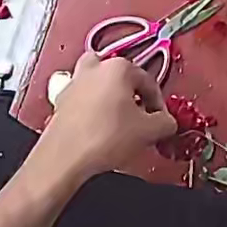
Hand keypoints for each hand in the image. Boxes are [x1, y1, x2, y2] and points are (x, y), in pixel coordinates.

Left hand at [37, 52, 175, 180]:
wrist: (65, 158)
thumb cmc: (104, 138)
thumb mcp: (149, 132)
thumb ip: (166, 122)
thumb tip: (166, 122)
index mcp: (118, 67)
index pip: (148, 82)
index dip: (158, 104)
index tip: (160, 119)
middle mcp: (94, 68)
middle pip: (120, 77)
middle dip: (132, 94)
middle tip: (139, 116)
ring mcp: (74, 83)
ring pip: (99, 85)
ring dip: (110, 99)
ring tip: (118, 121)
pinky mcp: (60, 102)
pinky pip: (83, 100)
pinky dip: (92, 110)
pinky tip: (99, 131)